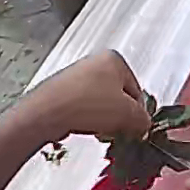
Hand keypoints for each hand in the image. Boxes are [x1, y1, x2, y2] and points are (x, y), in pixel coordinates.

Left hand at [16, 50, 149, 144]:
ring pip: (100, 103)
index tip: (134, 128)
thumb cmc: (87, 105)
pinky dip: (85, 119)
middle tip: (116, 130)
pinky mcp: (61, 90)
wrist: (46, 113)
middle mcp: (94, 62)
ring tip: (97, 129)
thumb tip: (143, 124)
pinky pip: (82, 107)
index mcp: (114, 59)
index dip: (137, 113)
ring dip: (102, 120)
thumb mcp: (128, 115)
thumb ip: (143, 120)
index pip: (137, 90)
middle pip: (118, 96)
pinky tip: (81, 127)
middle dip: (119, 116)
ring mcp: (76, 75)